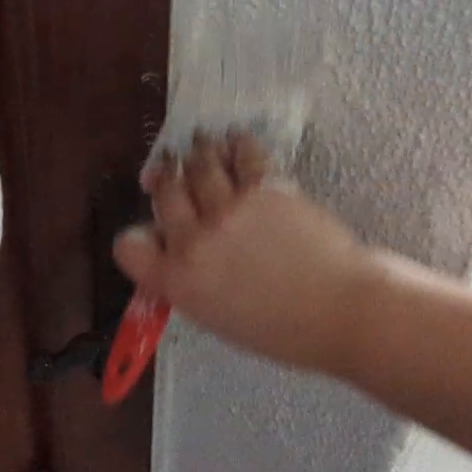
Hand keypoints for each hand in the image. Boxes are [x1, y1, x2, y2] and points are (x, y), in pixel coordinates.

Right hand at [111, 133, 387, 373]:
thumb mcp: (218, 318)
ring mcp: (228, 209)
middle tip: (170, 168)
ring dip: (196, 152)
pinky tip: (235, 141)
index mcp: (177, 280)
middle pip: (165, 192)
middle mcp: (194, 240)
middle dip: (165, 178)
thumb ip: (189, 282)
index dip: (137, 235)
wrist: (343, 311)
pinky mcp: (264, 188)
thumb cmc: (284, 330)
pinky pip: (241, 154)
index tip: (153, 228)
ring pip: (198, 165)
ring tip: (201, 145)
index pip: (129, 245)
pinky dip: (235, 144)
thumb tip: (181, 251)